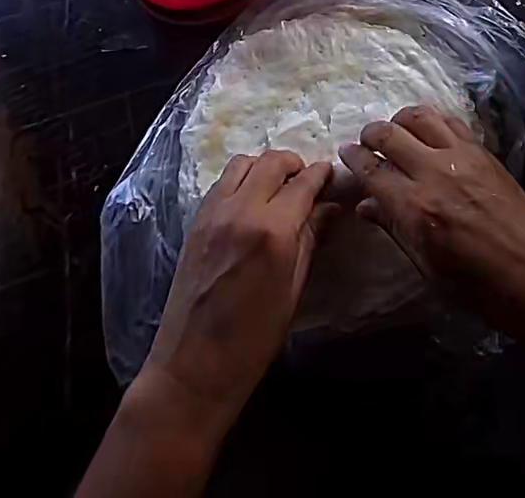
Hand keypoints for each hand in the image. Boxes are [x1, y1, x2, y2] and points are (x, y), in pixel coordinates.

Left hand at [139, 149, 336, 436]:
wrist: (193, 363)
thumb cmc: (254, 339)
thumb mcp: (293, 289)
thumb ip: (310, 239)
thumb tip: (330, 208)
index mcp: (272, 231)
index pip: (303, 184)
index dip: (321, 175)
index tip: (331, 174)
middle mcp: (242, 210)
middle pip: (271, 162)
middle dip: (294, 164)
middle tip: (307, 180)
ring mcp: (214, 211)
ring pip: (243, 163)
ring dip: (264, 166)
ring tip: (278, 187)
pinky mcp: (197, 218)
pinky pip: (222, 181)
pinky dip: (241, 179)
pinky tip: (251, 199)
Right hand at [338, 105, 524, 340]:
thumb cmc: (480, 287)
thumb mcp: (427, 266)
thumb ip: (394, 228)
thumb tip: (365, 206)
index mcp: (416, 208)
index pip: (371, 170)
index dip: (353, 158)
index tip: (345, 153)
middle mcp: (434, 173)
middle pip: (388, 134)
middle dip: (369, 134)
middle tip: (365, 142)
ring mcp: (461, 157)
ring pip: (418, 117)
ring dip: (399, 120)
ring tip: (394, 130)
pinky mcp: (483, 152)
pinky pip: (449, 121)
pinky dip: (430, 119)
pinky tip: (426, 131)